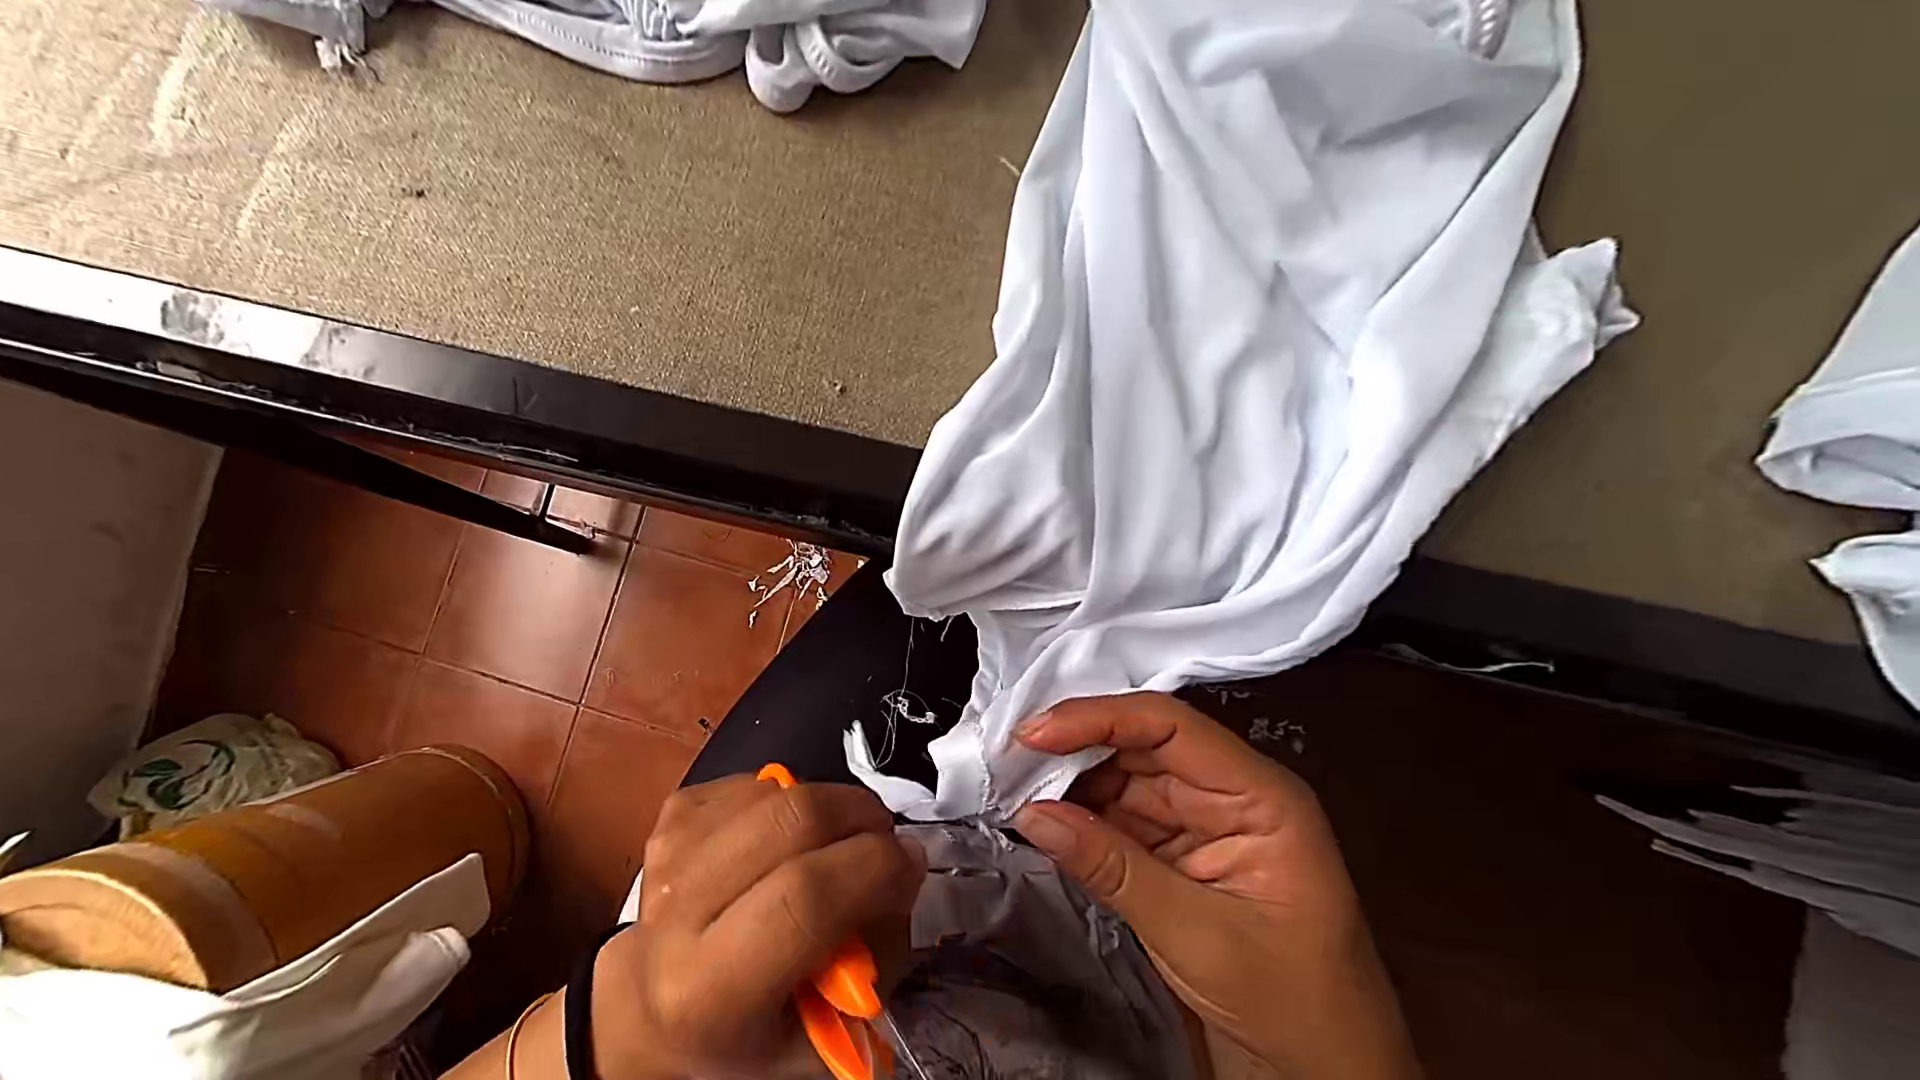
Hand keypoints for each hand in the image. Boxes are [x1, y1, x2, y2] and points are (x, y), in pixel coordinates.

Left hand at [593, 774, 924, 1079]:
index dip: (875, 866)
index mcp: (708, 990)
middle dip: (861, 817)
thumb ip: (871, 960)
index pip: (806, 897)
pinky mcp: (671, 818)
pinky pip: (754, 782)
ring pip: (777, 791)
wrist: (652, 1008)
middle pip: (792, 821)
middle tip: (884, 838)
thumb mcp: (817, 1038)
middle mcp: (675, 914)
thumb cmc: (742, 1037)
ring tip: (841, 838)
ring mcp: (668, 855)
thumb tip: (901, 868)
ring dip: (830, 805)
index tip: (911, 863)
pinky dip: (790, 797)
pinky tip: (789, 836)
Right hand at [1013, 692, 1419, 1079]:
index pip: (1170, 726)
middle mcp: (1226, 792)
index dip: (1099, 718)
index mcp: (1258, 793)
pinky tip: (1041, 815)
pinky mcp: (1176, 850)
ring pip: (1122, 777)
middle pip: (1140, 744)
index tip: (1036, 733)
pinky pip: (1118, 816)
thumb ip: (1113, 868)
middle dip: (1074, 746)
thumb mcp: (1201, 938)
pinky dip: (1077, 815)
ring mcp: (1200, 820)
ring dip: (1068, 780)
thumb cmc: (1293, 1008)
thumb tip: (1032, 814)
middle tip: (1010, 757)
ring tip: (1013, 784)